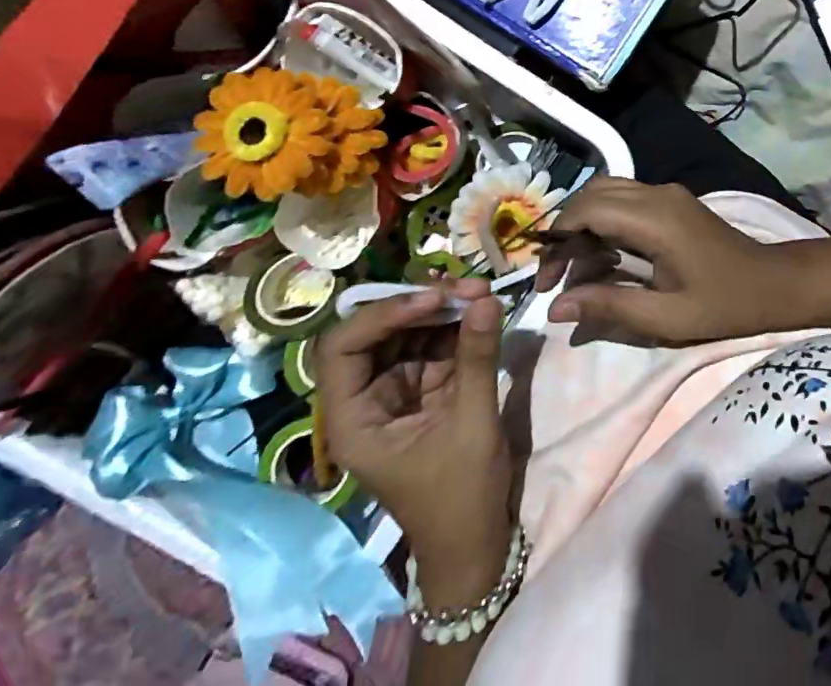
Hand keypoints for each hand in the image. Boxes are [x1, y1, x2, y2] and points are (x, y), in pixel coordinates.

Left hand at [315, 281, 511, 604]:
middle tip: (469, 288)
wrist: (475, 541)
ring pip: (409, 337)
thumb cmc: (461, 494)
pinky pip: (434, 350)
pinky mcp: (424, 394)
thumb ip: (477, 358)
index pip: (343, 349)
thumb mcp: (472, 422)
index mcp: (353, 420)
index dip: (384, 316)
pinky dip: (457, 330)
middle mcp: (365, 401)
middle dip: (422, 306)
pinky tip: (481, 313)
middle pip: (378, 335)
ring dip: (444, 313)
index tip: (433, 301)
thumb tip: (487, 299)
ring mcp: (396, 395)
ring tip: (482, 293)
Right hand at [536, 177, 800, 342]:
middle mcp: (658, 194)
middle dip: (565, 234)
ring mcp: (667, 193)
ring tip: (576, 273)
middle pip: (591, 196)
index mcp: (656, 219)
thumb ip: (609, 306)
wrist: (773, 283)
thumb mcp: (665, 317)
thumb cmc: (725, 304)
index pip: (587, 211)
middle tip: (556, 279)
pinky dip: (603, 224)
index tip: (547, 282)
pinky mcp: (672, 201)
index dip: (557, 242)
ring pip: (606, 194)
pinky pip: (624, 201)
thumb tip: (555, 308)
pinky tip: (603, 260)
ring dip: (582, 227)